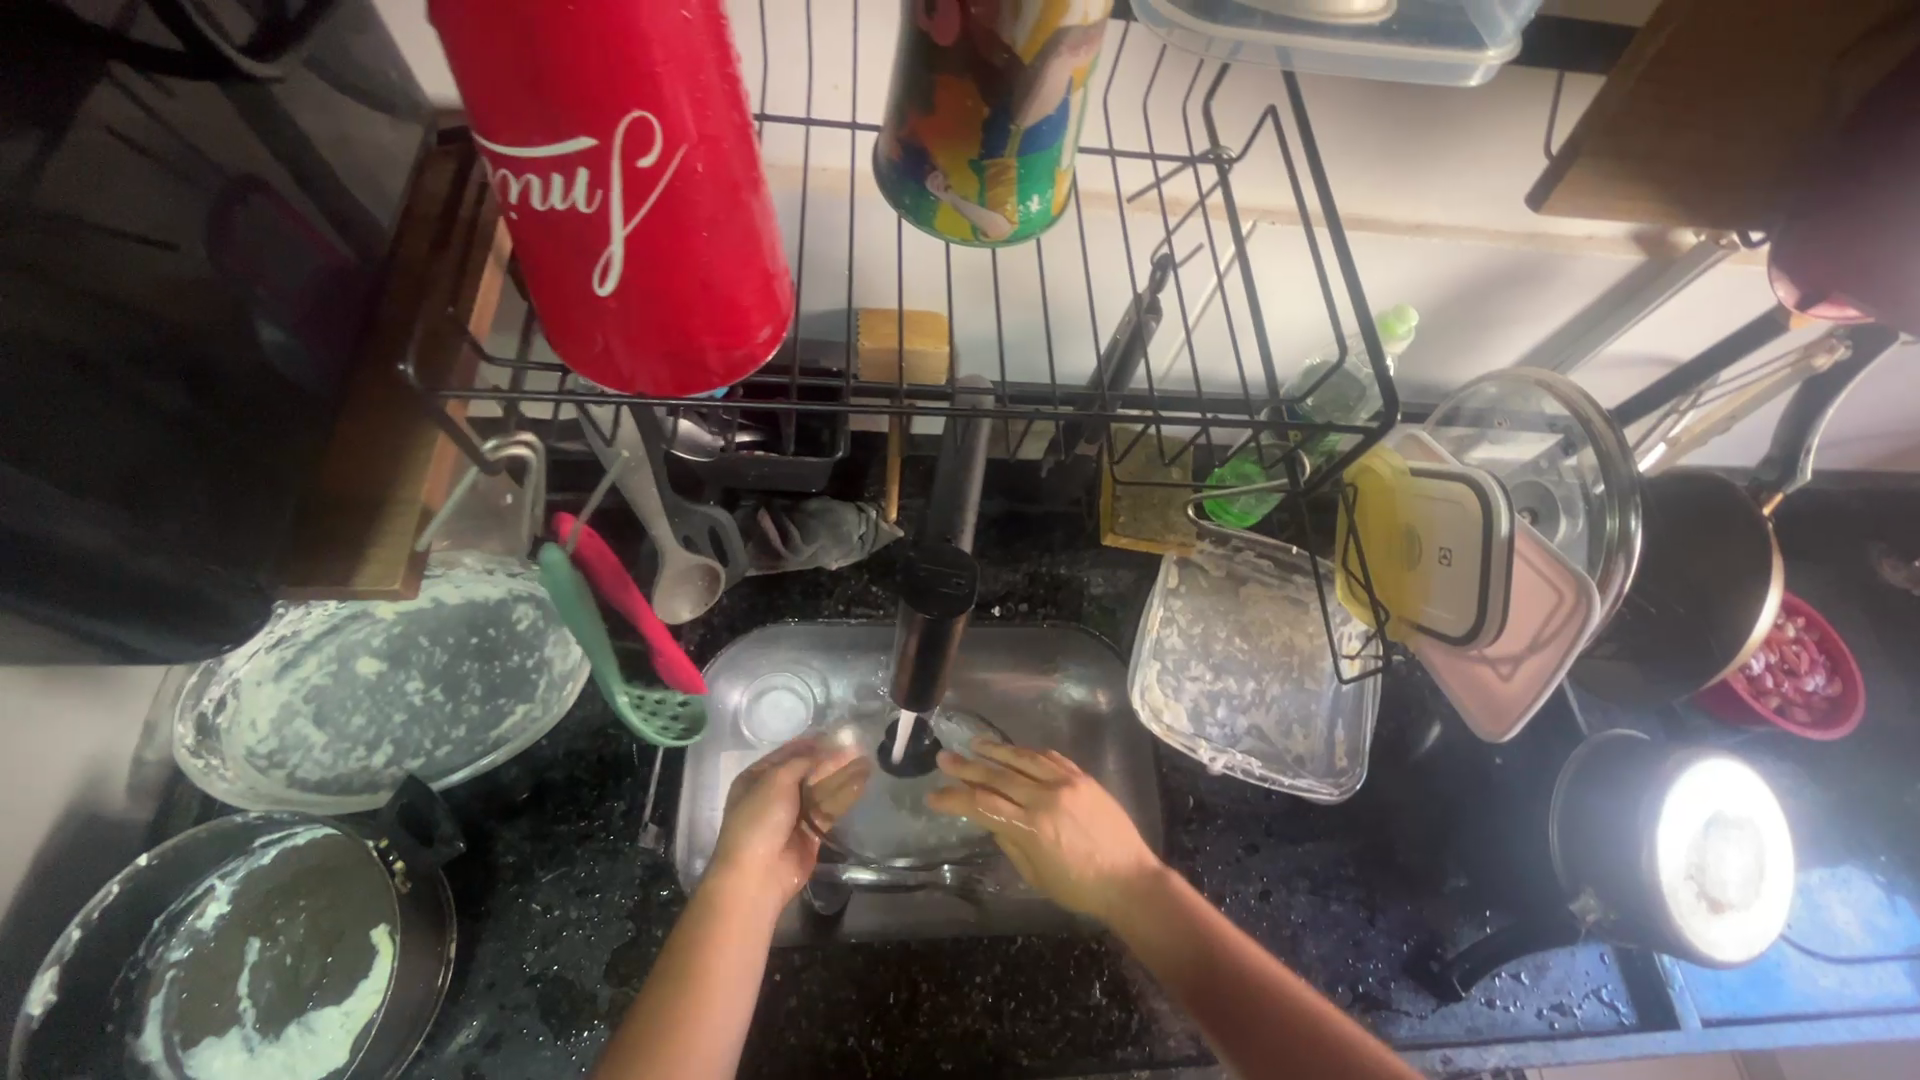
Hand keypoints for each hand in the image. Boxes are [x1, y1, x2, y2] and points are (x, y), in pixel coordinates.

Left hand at [705, 737, 868, 917]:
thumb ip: (804, 761)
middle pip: (808, 770)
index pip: (788, 753)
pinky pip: (829, 808)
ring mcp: (793, 814)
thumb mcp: (776, 780)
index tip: (838, 734)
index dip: (813, 743)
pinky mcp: (810, 832)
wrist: (757, 875)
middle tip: (857, 745)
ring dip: (842, 774)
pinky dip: (845, 795)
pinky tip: (862, 781)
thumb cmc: (759, 820)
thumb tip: (828, 747)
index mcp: (757, 777)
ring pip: (822, 788)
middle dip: (831, 758)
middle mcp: (774, 793)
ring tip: (866, 759)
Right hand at [926, 738, 1164, 923]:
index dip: (954, 798)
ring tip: (974, 744)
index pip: (981, 805)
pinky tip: (1015, 750)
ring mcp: (1066, 783)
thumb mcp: (1035, 875)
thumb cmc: (1079, 888)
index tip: (933, 795)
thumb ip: (1011, 843)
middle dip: (966, 767)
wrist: (1130, 880)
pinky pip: (1050, 758)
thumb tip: (993, 820)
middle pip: (997, 776)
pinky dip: (1029, 753)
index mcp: (1031, 828)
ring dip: (996, 750)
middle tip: (944, 758)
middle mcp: (1045, 798)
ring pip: (1023, 758)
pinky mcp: (1083, 778)